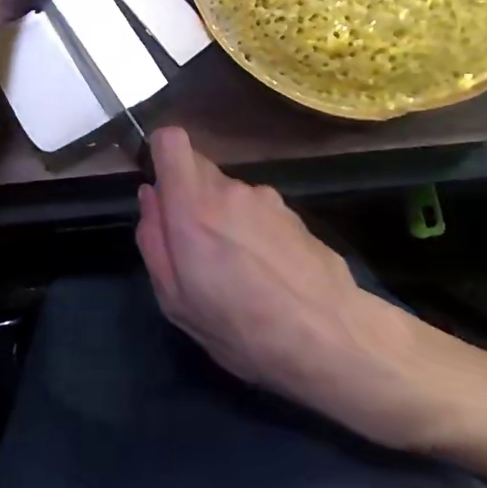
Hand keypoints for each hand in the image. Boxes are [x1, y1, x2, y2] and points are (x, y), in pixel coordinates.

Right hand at [136, 127, 426, 445]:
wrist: (337, 346)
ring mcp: (267, 201)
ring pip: (229, 194)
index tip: (161, 185)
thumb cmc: (241, 326)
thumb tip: (149, 196)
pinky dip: (256, 232)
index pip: (171, 141)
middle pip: (198, 170)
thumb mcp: (174, 298)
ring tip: (237, 267)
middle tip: (196, 244)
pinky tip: (269, 273)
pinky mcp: (297, 217)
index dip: (162, 155)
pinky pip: (260, 212)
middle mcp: (229, 191)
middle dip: (190, 195)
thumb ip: (152, 239)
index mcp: (192, 206)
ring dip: (225, 216)